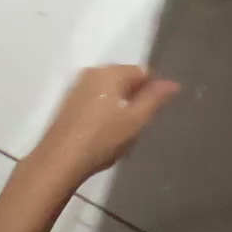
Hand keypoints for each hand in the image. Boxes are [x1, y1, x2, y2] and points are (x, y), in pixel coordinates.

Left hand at [24, 65, 179, 190]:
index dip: (153, 91)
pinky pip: (95, 98)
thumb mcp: (136, 121)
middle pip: (124, 79)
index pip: (143, 72)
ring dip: (119, 106)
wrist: (59, 161)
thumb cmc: (102, 139)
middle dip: (135, 98)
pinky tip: (104, 133)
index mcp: (110, 71)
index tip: (154, 114)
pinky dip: (104, 110)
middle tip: (138, 125)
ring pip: (109, 90)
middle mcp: (93, 71)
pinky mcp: (68, 101)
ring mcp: (77, 85)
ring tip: (122, 133)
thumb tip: (173, 83)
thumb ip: (155, 98)